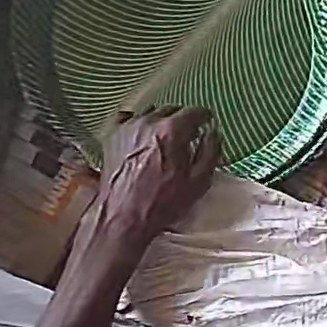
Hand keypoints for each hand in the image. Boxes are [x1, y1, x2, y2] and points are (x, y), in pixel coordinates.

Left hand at [88, 105, 222, 252]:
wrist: (124, 216)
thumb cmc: (163, 202)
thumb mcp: (198, 181)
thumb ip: (210, 151)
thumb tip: (213, 132)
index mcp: (173, 131)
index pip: (195, 112)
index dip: (204, 118)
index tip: (206, 124)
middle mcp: (149, 122)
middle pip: (172, 109)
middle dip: (182, 121)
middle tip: (186, 137)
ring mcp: (128, 127)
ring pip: (150, 112)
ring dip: (160, 121)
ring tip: (163, 139)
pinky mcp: (112, 135)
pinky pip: (127, 118)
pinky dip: (137, 122)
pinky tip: (140, 135)